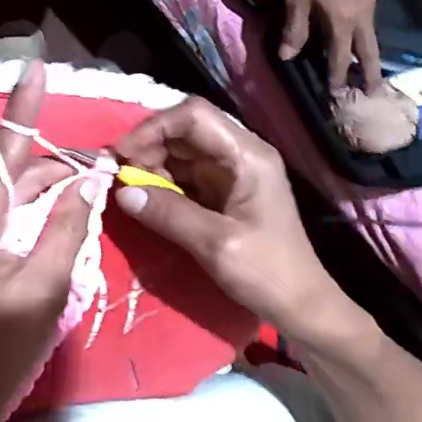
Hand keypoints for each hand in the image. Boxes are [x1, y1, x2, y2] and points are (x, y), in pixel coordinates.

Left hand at [0, 61, 93, 387]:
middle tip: (101, 172)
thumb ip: (68, 224)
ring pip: (10, 193)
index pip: (1, 157)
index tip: (34, 68)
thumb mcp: (46, 285)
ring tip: (87, 196)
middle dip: (56, 168)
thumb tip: (92, 176)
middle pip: (12, 175)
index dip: (21, 110)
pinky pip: (3, 212)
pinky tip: (61, 218)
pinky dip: (34, 209)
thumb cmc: (4, 346)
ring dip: (48, 190)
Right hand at [111, 98, 365, 347]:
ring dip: (152, 165)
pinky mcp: (224, 193)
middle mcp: (240, 154)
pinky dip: (163, 183)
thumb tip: (122, 192)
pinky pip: (186, 175)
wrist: (299, 305)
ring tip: (130, 190)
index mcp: (248, 155)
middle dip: (149, 147)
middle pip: (186, 130)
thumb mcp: (215, 244)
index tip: (122, 154)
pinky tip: (147, 200)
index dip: (153, 127)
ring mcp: (232, 173)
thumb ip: (168, 214)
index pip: (194, 116)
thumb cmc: (266, 271)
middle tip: (121, 176)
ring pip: (182, 152)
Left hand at [280, 0, 381, 91]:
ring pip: (373, 33)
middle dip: (371, 73)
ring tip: (368, 65)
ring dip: (371, 52)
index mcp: (344, 22)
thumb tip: (288, 57)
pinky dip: (367, 30)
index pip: (341, 58)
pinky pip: (371, 16)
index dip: (338, 78)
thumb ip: (295, 28)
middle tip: (374, 92)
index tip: (338, 95)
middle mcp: (364, 15)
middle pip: (369, 50)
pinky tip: (360, 28)